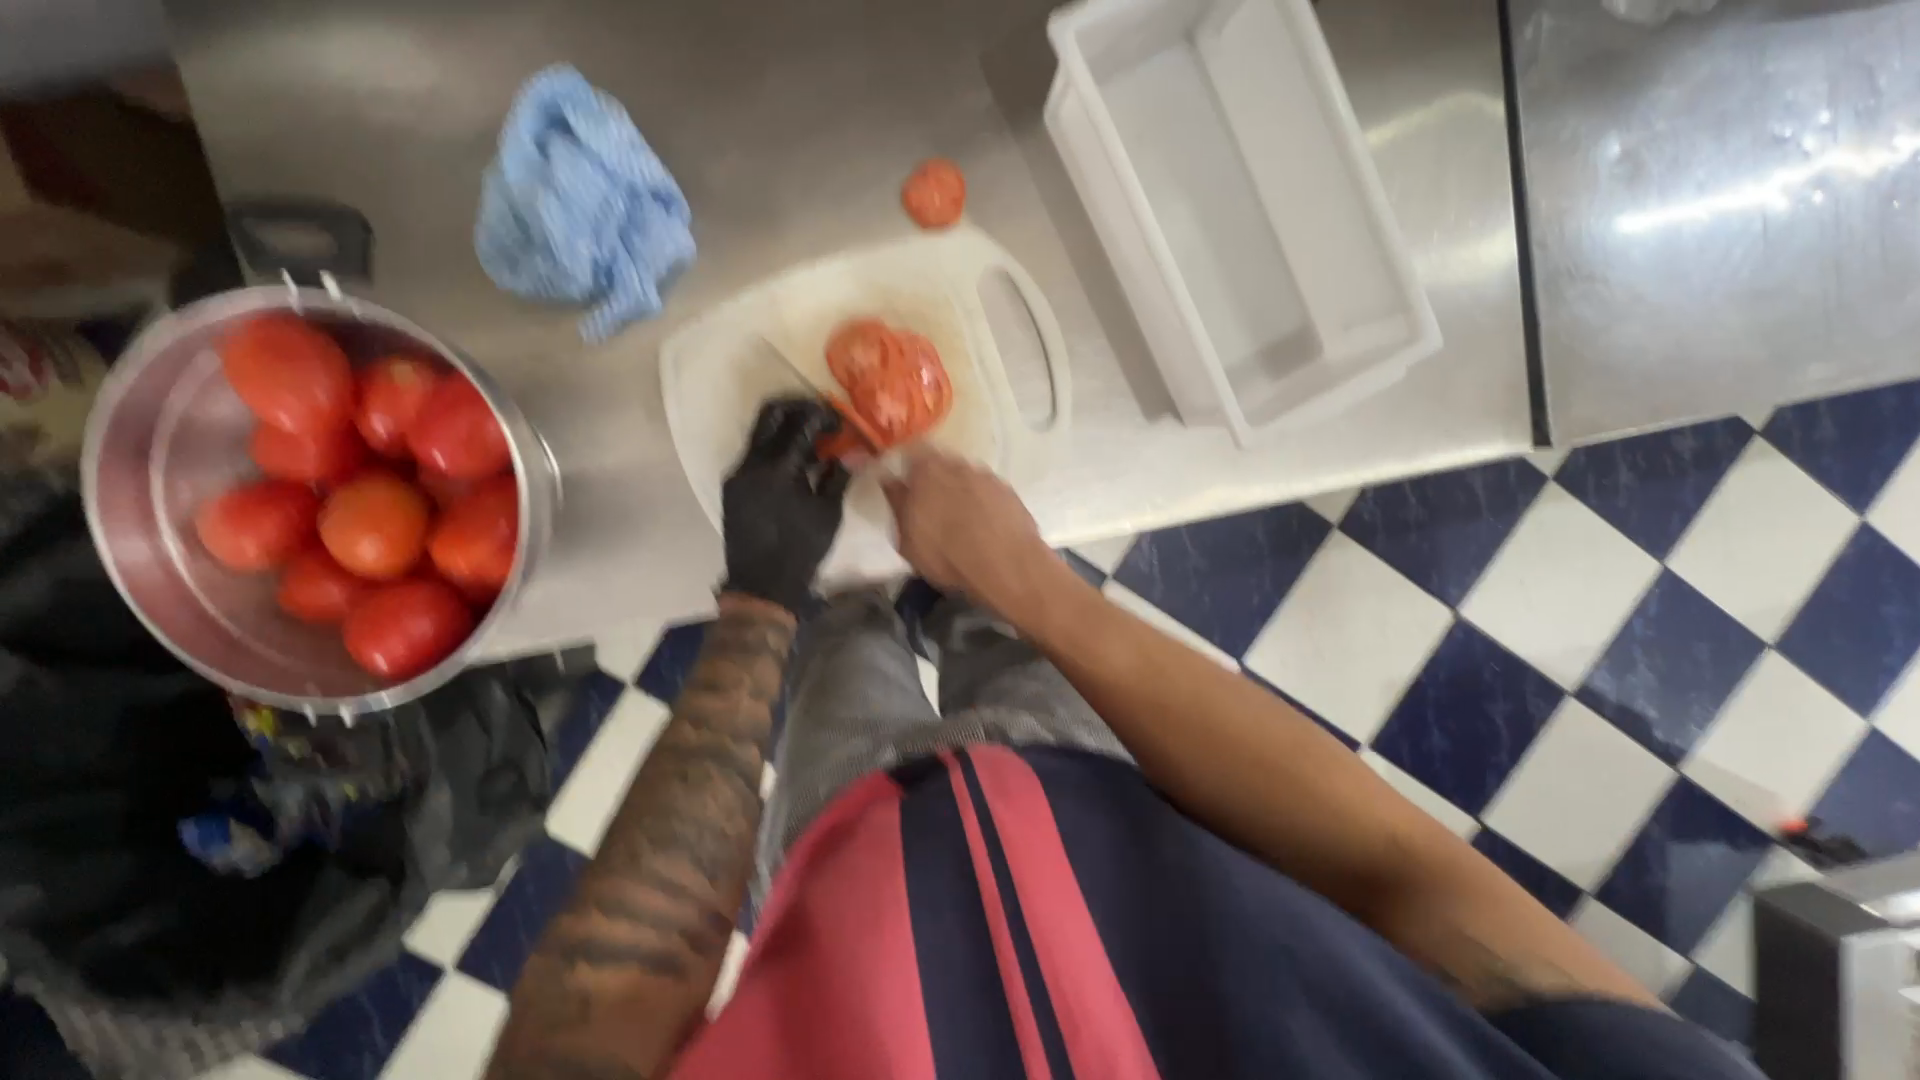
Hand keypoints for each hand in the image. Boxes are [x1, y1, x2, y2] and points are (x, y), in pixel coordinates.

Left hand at [720, 398, 852, 612]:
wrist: (761, 583)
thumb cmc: (801, 550)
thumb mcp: (828, 513)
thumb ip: (838, 476)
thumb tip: (848, 452)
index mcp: (779, 469)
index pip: (801, 422)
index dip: (823, 415)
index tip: (839, 421)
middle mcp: (752, 463)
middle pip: (771, 413)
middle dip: (798, 407)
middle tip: (820, 415)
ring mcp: (738, 472)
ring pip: (759, 432)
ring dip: (785, 427)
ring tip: (810, 441)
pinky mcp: (732, 484)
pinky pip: (753, 453)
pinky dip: (774, 448)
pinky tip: (794, 464)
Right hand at [882, 451, 1057, 617]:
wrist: (1006, 566)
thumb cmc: (947, 555)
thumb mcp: (907, 540)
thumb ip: (897, 504)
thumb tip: (890, 481)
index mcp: (926, 470)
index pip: (913, 454)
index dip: (911, 469)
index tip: (909, 485)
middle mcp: (958, 464)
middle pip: (942, 464)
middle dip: (937, 481)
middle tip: (934, 507)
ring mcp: (988, 476)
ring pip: (967, 478)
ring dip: (962, 492)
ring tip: (962, 521)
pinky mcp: (1010, 492)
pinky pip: (989, 493)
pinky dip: (984, 504)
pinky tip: (985, 526)